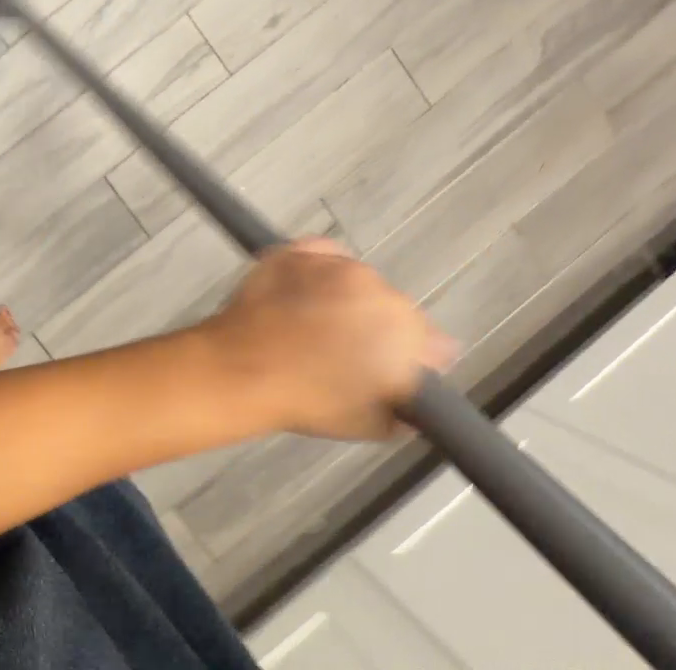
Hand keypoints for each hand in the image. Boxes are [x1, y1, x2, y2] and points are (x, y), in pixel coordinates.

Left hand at [197, 238, 455, 440]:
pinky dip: (317, 269)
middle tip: (345, 350)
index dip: (413, 359)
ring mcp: (334, 264)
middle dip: (377, 327)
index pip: (433, 342)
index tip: (390, 369)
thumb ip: (409, 406)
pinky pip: (320, 254)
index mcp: (407, 330)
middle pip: (393, 307)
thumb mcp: (375, 424)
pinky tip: (303, 292)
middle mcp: (378, 288)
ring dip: (347, 297)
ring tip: (315, 324)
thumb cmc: (309, 401)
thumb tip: (413, 391)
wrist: (242, 370)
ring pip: (357, 280)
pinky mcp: (297, 252)